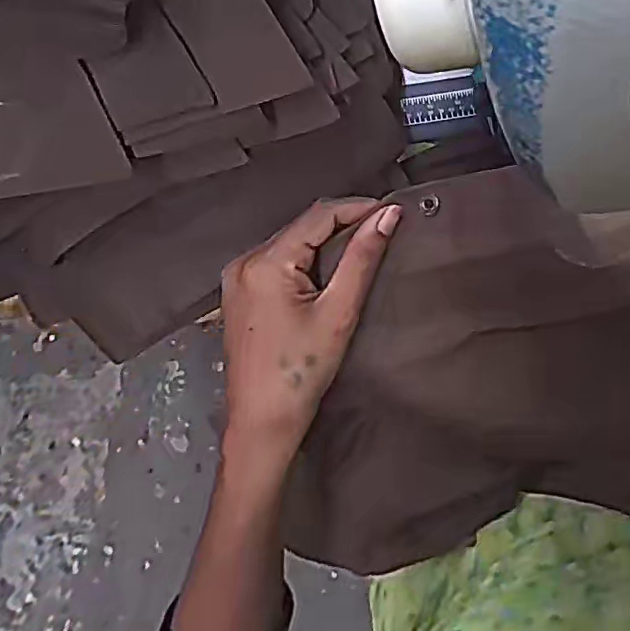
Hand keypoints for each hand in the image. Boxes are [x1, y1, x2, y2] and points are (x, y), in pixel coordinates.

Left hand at [218, 198, 400, 461]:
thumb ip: (362, 258)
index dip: (357, 207)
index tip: (391, 211)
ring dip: (327, 238)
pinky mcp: (240, 291)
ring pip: (292, 240)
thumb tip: (387, 216)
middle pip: (303, 225)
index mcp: (265, 263)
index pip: (318, 215)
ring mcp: (238, 277)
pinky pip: (279, 258)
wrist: (261, 422)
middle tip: (383, 226)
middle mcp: (245, 261)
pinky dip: (308, 255)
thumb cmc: (301, 372)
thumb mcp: (339, 311)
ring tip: (365, 241)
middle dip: (344, 221)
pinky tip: (332, 265)